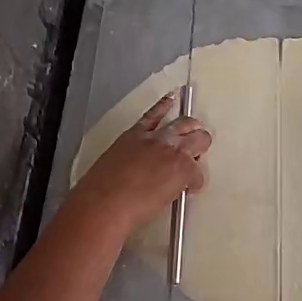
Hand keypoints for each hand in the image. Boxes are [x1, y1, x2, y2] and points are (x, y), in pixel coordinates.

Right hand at [69, 92, 209, 233]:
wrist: (106, 201)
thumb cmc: (100, 190)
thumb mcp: (112, 163)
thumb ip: (131, 158)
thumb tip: (141, 167)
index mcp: (134, 135)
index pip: (154, 114)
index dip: (165, 105)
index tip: (172, 99)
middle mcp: (156, 138)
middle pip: (185, 123)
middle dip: (192, 130)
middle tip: (193, 141)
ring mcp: (172, 150)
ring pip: (201, 139)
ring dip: (201, 148)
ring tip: (197, 161)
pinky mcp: (183, 168)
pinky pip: (199, 171)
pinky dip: (197, 181)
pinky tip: (192, 188)